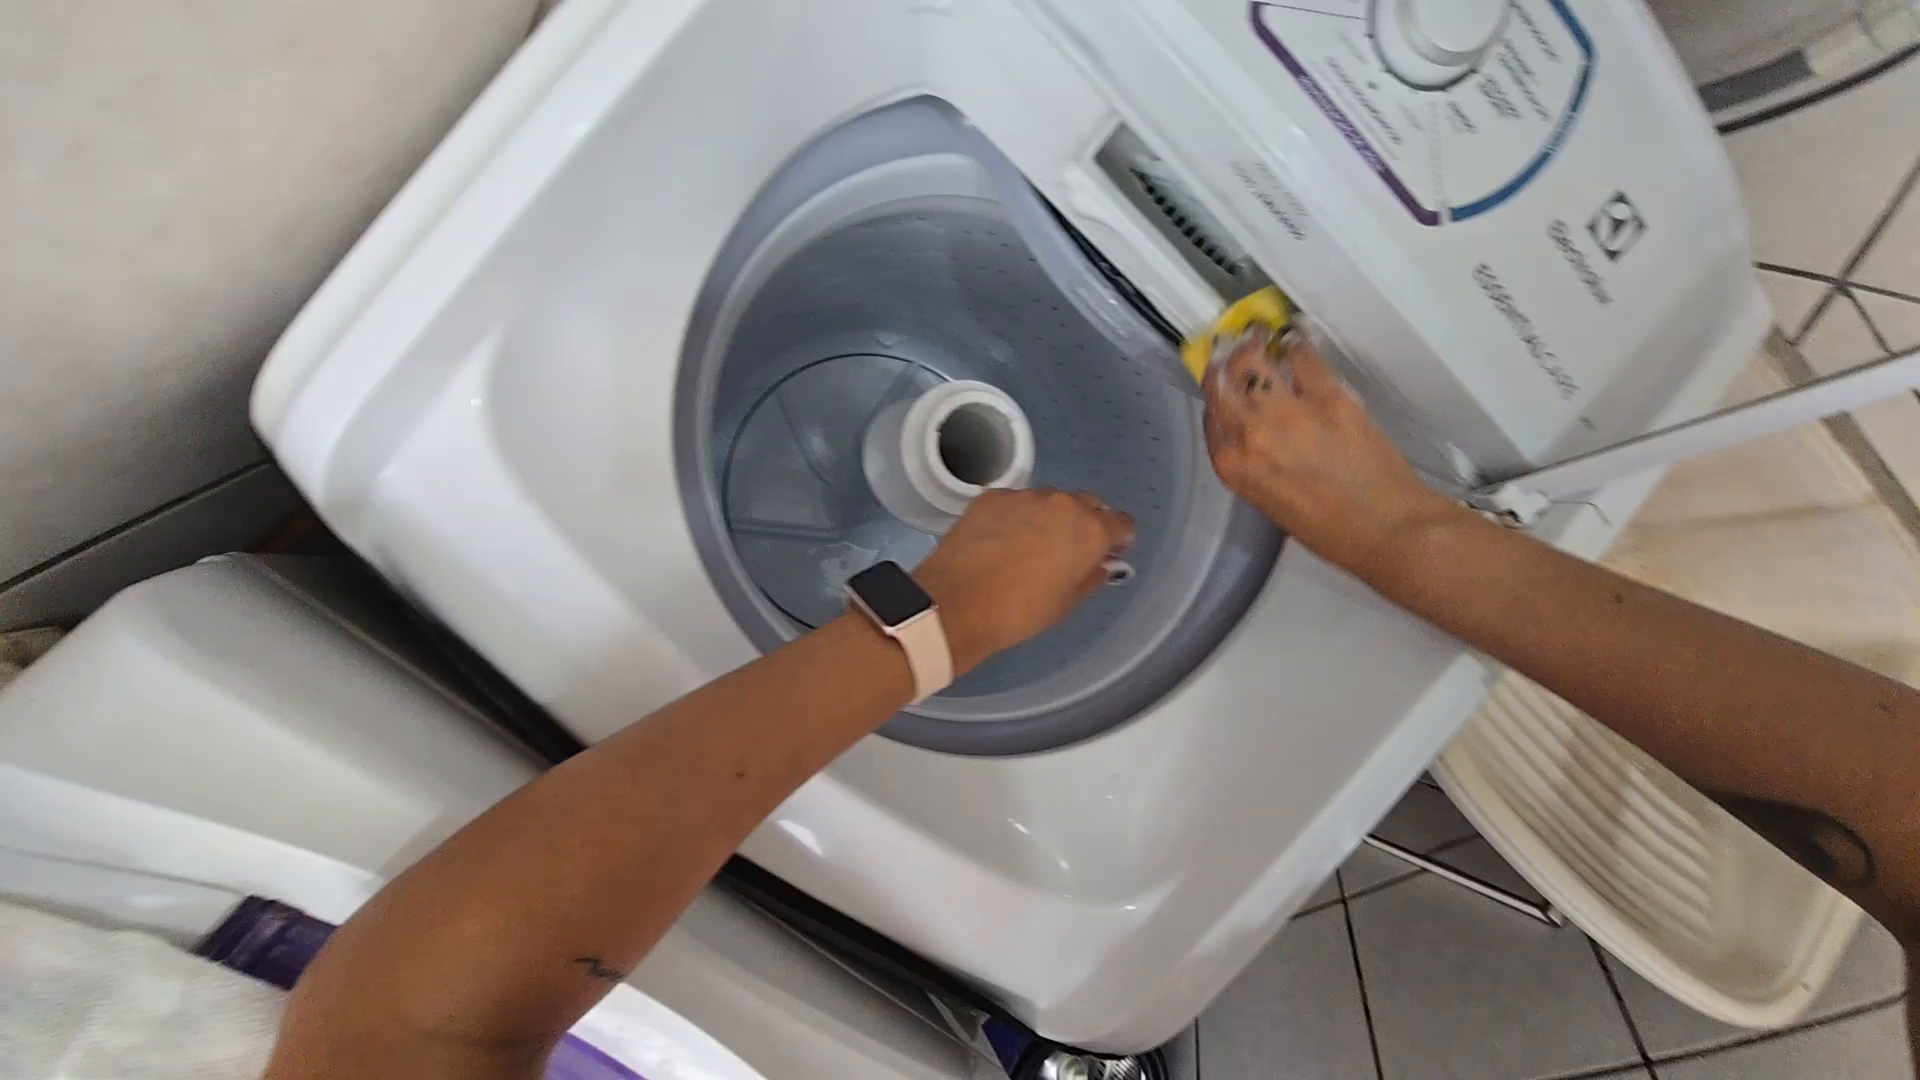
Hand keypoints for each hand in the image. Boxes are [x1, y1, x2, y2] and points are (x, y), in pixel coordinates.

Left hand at [913, 488, 1134, 672]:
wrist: (957, 604)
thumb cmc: (1020, 612)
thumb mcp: (1067, 602)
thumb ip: (1092, 576)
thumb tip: (1102, 563)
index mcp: (1090, 530)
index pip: (1121, 523)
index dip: (1116, 540)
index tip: (1107, 554)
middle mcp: (1062, 503)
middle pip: (1087, 504)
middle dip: (1085, 523)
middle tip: (1069, 550)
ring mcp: (1024, 496)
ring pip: (1049, 501)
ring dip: (1049, 517)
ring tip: (1029, 545)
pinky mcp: (991, 496)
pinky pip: (1015, 502)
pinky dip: (1015, 516)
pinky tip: (1000, 540)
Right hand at [1204, 329, 1457, 576]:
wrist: (1386, 529)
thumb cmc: (1330, 528)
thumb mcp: (1271, 500)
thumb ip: (1255, 463)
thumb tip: (1257, 435)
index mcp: (1233, 466)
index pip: (1210, 418)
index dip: (1216, 397)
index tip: (1221, 384)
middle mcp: (1250, 435)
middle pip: (1221, 382)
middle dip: (1225, 361)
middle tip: (1231, 346)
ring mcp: (1287, 412)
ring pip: (1253, 362)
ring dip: (1253, 344)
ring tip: (1259, 334)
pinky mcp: (1328, 396)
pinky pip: (1303, 358)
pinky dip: (1298, 346)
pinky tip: (1297, 341)